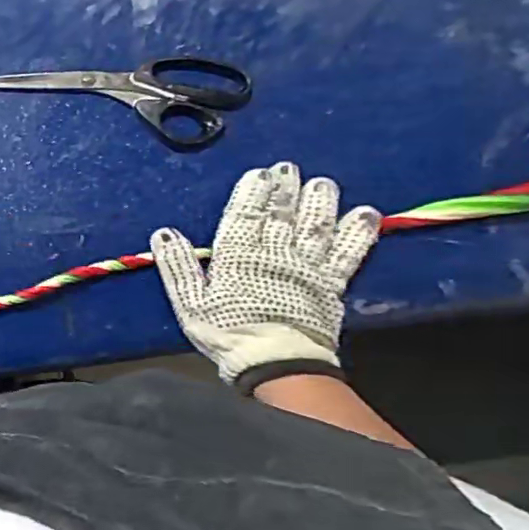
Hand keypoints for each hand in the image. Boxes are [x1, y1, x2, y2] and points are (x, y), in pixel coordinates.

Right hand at [151, 161, 382, 386]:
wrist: (275, 361)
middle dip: (284, 191)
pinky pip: (349, 254)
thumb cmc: (224, 331)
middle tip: (288, 168)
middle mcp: (275, 255)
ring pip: (315, 228)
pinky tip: (364, 215)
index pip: (243, 217)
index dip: (251, 193)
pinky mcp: (331, 284)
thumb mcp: (189, 301)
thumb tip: (164, 234)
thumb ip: (179, 266)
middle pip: (280, 217)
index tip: (258, 173)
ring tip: (322, 184)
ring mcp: (308, 268)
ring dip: (319, 204)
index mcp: (237, 258)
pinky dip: (358, 233)